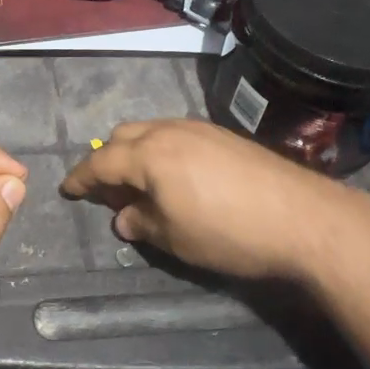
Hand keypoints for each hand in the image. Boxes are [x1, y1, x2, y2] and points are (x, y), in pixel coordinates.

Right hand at [60, 119, 369, 281]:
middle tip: (107, 190)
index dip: (81, 178)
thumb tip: (124, 217)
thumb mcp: (176, 239)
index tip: (67, 189)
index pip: (101, 161)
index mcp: (148, 155)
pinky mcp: (222, 134)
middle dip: (108, 159)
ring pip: (151, 131)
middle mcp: (167, 131)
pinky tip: (176, 176)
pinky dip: (161, 150)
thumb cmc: (228, 233)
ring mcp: (198, 128)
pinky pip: (175, 134)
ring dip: (136, 152)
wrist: (303, 218)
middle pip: (123, 137)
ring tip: (141, 184)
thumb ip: (142, 224)